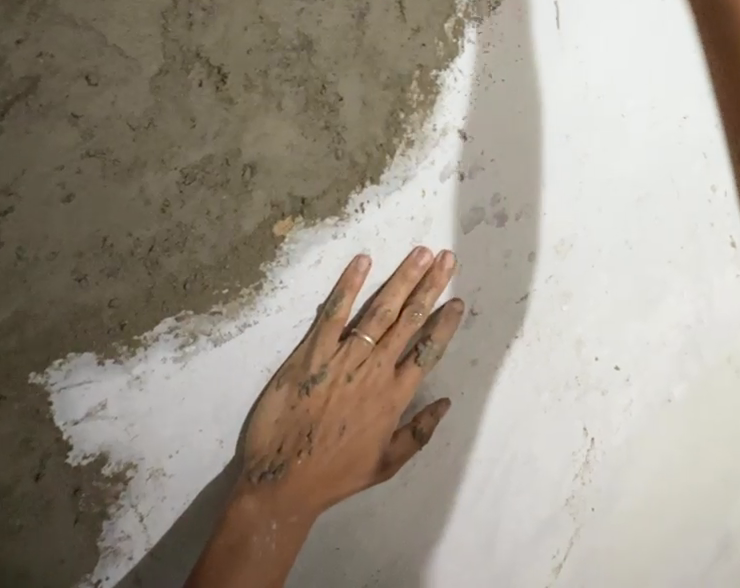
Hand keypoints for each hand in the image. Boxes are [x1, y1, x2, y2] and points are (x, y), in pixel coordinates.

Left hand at [232, 247, 463, 521]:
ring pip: (380, 310)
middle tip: (446, 258)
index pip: (427, 350)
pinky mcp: (312, 353)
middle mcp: (375, 370)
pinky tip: (363, 261)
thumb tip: (446, 402)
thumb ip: (419, 433)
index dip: (444, 324)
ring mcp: (344, 358)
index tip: (457, 301)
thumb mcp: (386, 464)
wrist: (282, 484)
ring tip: (420, 254)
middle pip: (409, 320)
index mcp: (394, 396)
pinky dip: (349, 285)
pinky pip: (334, 313)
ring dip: (403, 279)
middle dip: (430, 286)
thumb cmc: (334, 475)